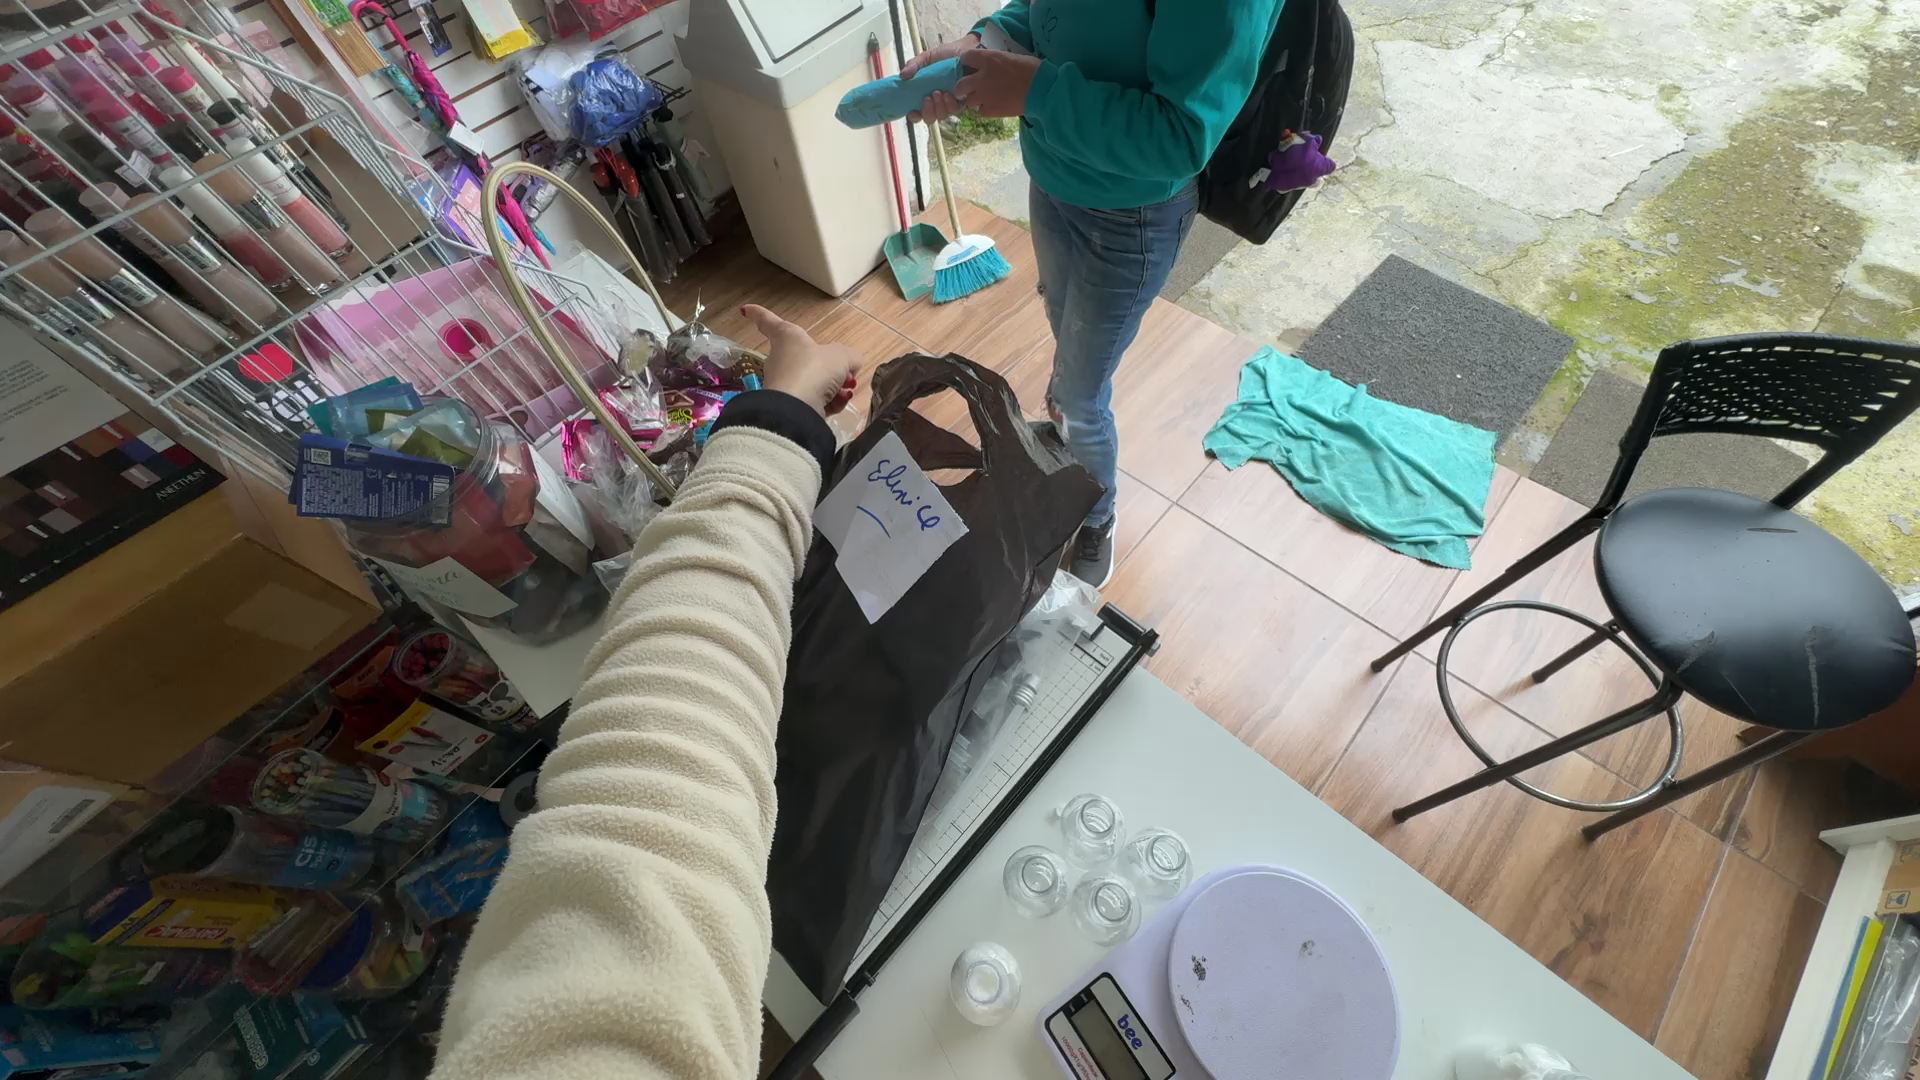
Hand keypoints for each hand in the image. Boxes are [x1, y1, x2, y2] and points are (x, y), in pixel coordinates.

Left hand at [744, 304, 859, 416]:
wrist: (797, 409)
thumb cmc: (814, 370)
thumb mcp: (841, 357)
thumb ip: (849, 357)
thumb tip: (851, 364)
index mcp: (788, 338)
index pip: (770, 322)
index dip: (760, 314)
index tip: (745, 310)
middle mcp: (781, 359)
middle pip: (807, 360)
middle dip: (831, 370)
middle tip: (848, 377)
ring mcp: (784, 385)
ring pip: (814, 384)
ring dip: (835, 388)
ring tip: (846, 393)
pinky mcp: (789, 408)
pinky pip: (813, 402)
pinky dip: (828, 403)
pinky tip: (838, 404)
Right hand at [905, 32, 979, 122]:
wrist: (966, 50)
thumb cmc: (946, 55)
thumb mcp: (927, 58)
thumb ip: (914, 65)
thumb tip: (902, 76)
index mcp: (926, 95)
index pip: (918, 113)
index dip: (914, 117)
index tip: (913, 112)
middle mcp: (937, 103)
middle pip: (929, 119)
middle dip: (927, 112)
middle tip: (927, 98)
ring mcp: (949, 104)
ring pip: (942, 116)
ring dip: (939, 107)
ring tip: (939, 92)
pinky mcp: (962, 102)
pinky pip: (955, 111)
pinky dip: (950, 104)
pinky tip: (949, 93)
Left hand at [953, 49, 1040, 118]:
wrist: (1039, 89)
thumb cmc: (1030, 69)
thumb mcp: (1010, 57)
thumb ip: (996, 62)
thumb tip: (992, 65)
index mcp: (988, 59)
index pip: (965, 58)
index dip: (966, 63)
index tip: (969, 66)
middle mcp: (981, 78)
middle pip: (960, 85)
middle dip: (962, 87)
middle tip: (968, 89)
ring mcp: (984, 96)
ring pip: (969, 101)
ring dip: (974, 100)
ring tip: (982, 99)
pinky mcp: (990, 111)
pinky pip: (980, 112)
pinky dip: (984, 109)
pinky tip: (992, 106)